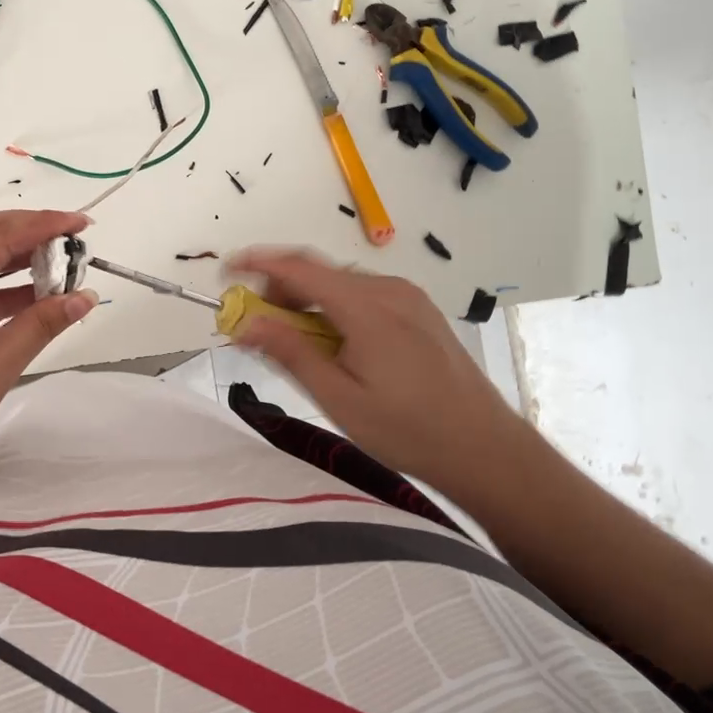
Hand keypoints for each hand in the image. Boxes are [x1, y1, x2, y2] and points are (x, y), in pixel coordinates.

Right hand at [227, 248, 522, 484]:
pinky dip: (334, 308)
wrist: (486, 449)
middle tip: (258, 326)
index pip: (299, 267)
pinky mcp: (420, 312)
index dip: (257, 263)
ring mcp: (409, 298)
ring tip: (294, 343)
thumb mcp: (338, 398)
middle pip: (319, 272)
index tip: (225, 272)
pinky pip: (364, 296)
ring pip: (340, 284)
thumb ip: (290, 353)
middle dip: (279, 290)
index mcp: (367, 308)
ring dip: (307, 301)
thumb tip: (244, 323)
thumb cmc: (408, 430)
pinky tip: (332, 344)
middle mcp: (389, 290)